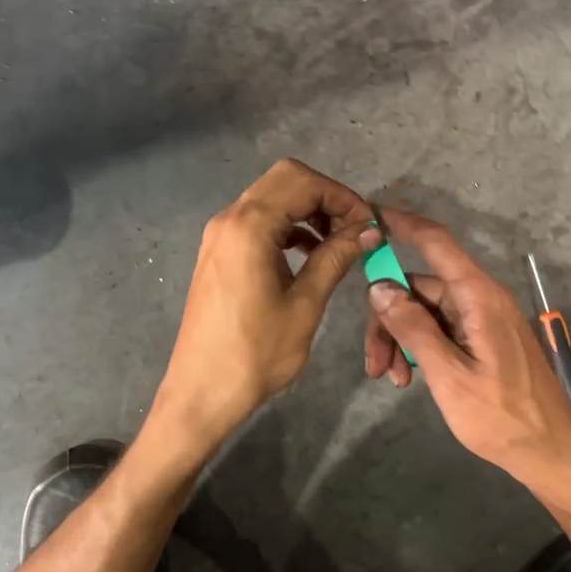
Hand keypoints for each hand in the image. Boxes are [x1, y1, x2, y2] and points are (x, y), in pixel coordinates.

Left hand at [153, 160, 380, 444]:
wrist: (202, 391)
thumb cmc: (256, 353)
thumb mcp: (305, 304)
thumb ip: (335, 257)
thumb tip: (368, 229)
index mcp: (248, 226)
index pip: (302, 181)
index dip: (341, 196)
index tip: (368, 226)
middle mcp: (228, 220)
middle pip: (284, 181)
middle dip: (324, 198)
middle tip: (354, 231)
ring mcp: (219, 236)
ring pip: (269, 200)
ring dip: (306, 212)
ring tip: (338, 245)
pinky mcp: (217, 254)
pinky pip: (256, 223)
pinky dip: (285, 228)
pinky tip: (308, 255)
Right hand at [362, 207, 570, 478]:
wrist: (549, 454)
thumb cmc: (501, 417)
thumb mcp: (448, 375)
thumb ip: (413, 328)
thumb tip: (379, 287)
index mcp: (479, 298)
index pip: (437, 242)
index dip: (403, 224)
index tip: (369, 214)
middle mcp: (482, 299)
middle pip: (420, 287)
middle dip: (389, 319)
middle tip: (373, 364)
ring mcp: (483, 320)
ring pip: (425, 311)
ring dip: (401, 339)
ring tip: (392, 380)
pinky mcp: (483, 340)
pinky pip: (441, 330)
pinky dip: (420, 348)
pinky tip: (410, 380)